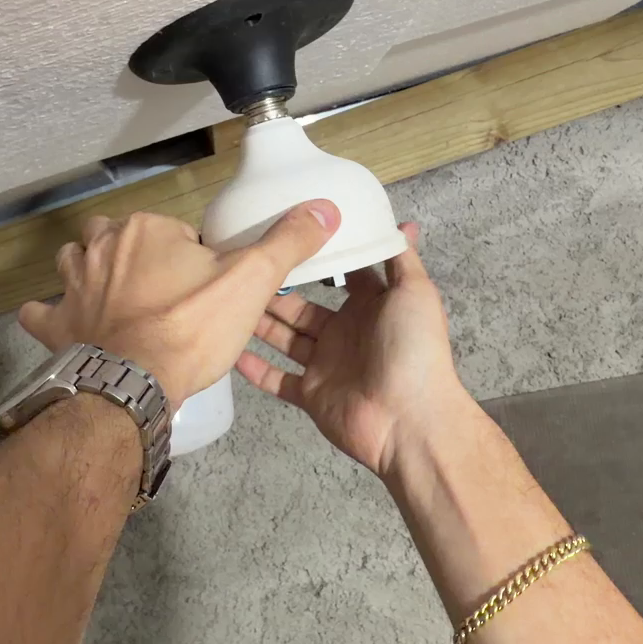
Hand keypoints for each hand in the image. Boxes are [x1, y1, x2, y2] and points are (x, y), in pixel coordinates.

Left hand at [18, 201, 339, 407]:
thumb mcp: (251, 281)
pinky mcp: (56, 324)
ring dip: (89, 272)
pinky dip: (49, 315)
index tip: (204, 290)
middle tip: (164, 293)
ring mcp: (72, 284)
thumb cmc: (192, 326)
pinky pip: (41, 312)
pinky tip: (63, 323)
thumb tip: (325, 207)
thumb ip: (286, 242)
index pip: (174, 233)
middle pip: (119, 238)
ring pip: (75, 262)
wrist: (136, 381)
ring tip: (113, 298)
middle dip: (136, 256)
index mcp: (148, 229)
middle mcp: (102, 246)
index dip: (191, 259)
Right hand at [236, 223, 470, 477]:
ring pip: (284, 339)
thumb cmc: (412, 348)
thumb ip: (401, 259)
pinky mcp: (309, 395)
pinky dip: (254, 369)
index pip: (338, 278)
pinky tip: (228, 348)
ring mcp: (324, 366)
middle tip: (243, 266)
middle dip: (275, 290)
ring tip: (229, 299)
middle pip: (301, 308)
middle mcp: (343, 334)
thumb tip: (405, 224)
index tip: (286, 235)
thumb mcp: (414, 293)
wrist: (409, 419)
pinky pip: (276, 380)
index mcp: (368, 308)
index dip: (316, 259)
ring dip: (259, 323)